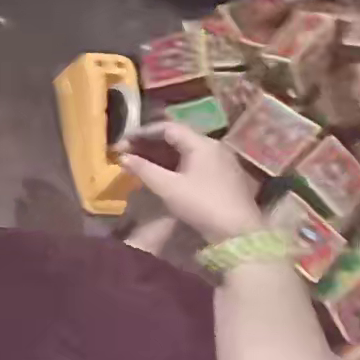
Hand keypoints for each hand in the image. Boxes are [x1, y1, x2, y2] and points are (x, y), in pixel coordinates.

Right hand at [117, 123, 265, 243]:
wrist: (237, 232)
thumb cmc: (201, 204)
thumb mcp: (167, 187)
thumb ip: (143, 169)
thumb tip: (122, 157)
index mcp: (200, 143)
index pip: (167, 128)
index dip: (143, 132)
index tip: (124, 140)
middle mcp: (213, 146)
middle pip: (177, 137)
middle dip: (150, 143)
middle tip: (128, 152)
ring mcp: (221, 160)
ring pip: (186, 150)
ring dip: (162, 154)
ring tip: (141, 162)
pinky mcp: (224, 175)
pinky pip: (194, 161)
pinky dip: (175, 163)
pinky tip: (163, 173)